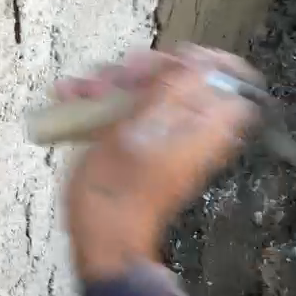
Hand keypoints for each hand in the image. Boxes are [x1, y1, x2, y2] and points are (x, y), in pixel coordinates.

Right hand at [61, 45, 259, 280]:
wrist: (102, 236)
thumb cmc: (120, 188)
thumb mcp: (141, 130)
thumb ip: (173, 90)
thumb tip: (199, 59)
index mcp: (208, 126)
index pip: (226, 76)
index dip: (197, 59)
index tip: (162, 60)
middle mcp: (192, 130)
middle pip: (178, 79)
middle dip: (139, 71)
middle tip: (112, 77)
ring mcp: (163, 139)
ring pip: (144, 94)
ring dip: (109, 86)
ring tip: (78, 90)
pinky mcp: (137, 149)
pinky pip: (124, 115)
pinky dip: (99, 105)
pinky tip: (69, 98)